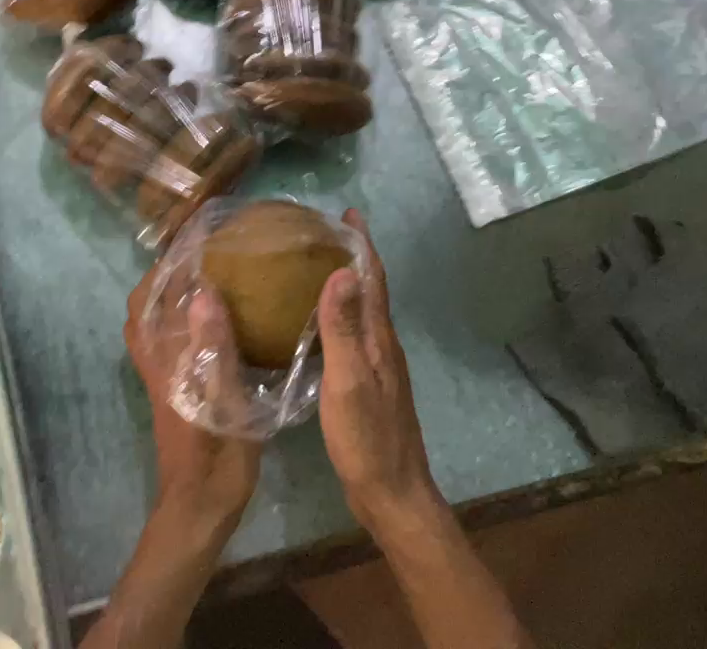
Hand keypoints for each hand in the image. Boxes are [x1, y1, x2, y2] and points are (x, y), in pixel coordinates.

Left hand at [125, 259, 261, 523]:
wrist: (200, 508)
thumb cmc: (216, 458)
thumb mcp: (223, 402)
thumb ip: (213, 348)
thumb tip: (203, 292)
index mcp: (166, 358)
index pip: (153, 298)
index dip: (169, 265)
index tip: (196, 237)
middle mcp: (157, 360)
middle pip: (145, 305)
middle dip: (166, 273)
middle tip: (204, 251)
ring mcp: (162, 375)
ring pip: (153, 323)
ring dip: (170, 294)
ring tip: (208, 274)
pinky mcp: (173, 389)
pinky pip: (168, 341)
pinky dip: (180, 320)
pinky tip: (214, 319)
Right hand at [317, 209, 441, 533]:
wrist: (392, 493)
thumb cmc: (367, 437)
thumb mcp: (348, 381)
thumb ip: (344, 328)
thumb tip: (343, 271)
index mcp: (379, 338)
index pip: (374, 279)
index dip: (363, 244)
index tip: (348, 212)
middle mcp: (382, 344)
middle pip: (370, 290)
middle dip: (353, 256)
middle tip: (323, 233)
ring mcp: (377, 366)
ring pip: (362, 312)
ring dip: (346, 284)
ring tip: (315, 268)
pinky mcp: (367, 384)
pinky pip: (353, 335)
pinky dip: (337, 316)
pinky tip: (315, 324)